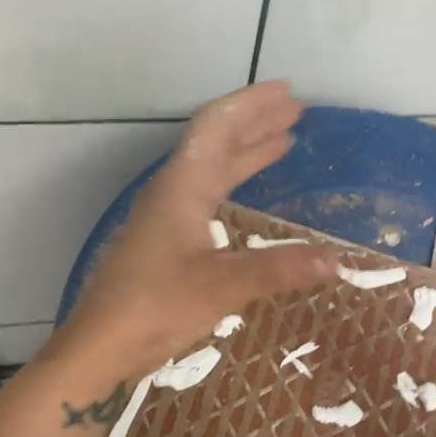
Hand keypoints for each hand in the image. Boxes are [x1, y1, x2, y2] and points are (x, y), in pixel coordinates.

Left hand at [51, 81, 336, 378]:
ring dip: (245, 151)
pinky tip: (246, 194)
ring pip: (210, 169)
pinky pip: (205, 194)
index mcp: (182, 187)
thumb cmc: (156, 307)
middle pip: (215, 142)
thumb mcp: (222, 287)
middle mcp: (172, 192)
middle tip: (294, 111)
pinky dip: (234, 182)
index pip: (218, 127)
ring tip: (282, 141)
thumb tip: (335, 261)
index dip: (252, 105)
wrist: (101, 344)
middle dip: (255, 123)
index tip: (287, 92)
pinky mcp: (166, 241)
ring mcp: (166, 216)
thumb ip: (278, 269)